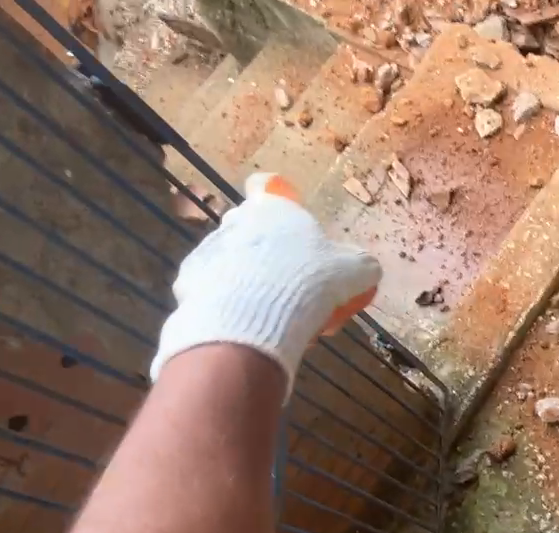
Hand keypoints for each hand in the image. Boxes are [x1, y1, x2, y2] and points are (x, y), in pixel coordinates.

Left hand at [150, 173, 381, 394]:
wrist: (258, 313)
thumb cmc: (312, 279)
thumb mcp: (356, 271)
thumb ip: (360, 264)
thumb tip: (364, 266)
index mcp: (273, 210)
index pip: (265, 187)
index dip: (278, 198)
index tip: (291, 216)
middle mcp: (236, 221)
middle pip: (253, 227)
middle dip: (273, 249)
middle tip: (300, 280)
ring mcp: (211, 250)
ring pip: (237, 259)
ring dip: (257, 277)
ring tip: (283, 308)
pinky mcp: (193, 281)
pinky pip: (220, 287)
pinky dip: (237, 300)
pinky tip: (256, 319)